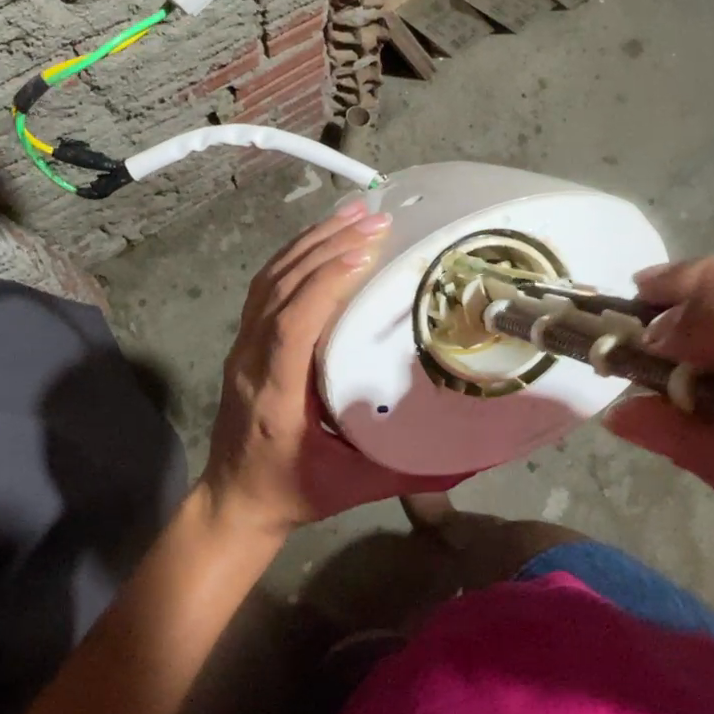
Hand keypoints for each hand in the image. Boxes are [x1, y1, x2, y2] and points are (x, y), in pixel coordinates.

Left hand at [202, 201, 462, 533]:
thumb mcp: (358, 487)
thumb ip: (415, 471)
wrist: (235, 501)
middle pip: (280, 291)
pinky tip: (320, 237)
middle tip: (375, 220)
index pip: (291, 327)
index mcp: (277, 398)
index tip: (364, 253)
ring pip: (268, 282)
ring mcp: (242, 350)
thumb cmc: (296, 493)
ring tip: (353, 213)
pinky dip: (292, 256)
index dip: (324, 284)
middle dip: (326, 247)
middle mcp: (253, 364)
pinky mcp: (243, 343)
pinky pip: (263, 289)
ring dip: (310, 243)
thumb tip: (478, 457)